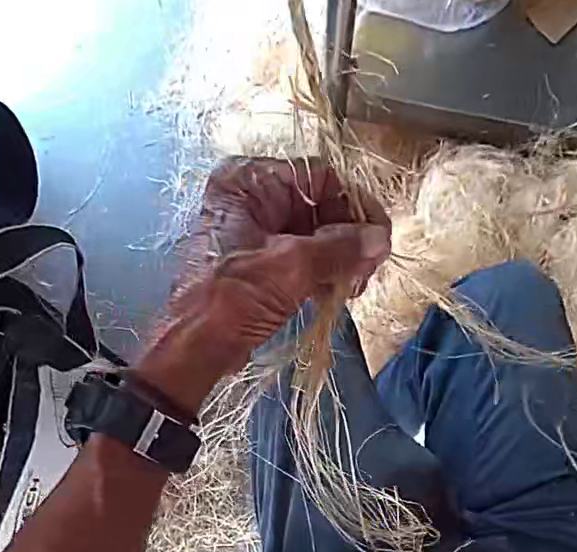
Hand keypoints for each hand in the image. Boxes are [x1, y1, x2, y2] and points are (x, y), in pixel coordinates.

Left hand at [136, 158, 390, 413]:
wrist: (195, 349)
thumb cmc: (232, 300)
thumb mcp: (290, 268)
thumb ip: (339, 249)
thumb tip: (380, 238)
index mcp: (248, 182)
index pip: (319, 178)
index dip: (353, 207)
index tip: (378, 239)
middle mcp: (249, 199)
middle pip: (318, 207)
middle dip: (347, 239)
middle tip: (367, 270)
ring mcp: (253, 234)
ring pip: (312, 236)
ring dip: (337, 260)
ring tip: (352, 287)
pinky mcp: (257, 267)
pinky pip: (300, 260)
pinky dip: (321, 274)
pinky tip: (334, 294)